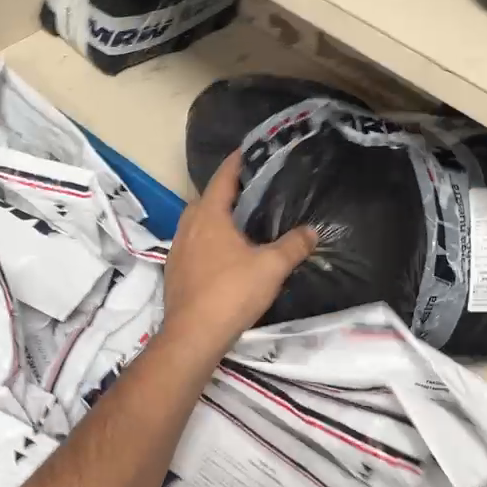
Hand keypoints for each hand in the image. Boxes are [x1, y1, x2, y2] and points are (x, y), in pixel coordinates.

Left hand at [159, 152, 317, 361]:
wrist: (193, 335)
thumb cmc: (231, 293)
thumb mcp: (271, 267)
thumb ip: (293, 246)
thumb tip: (312, 231)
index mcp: (208, 215)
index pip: (223, 177)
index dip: (237, 162)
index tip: (250, 152)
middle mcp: (187, 226)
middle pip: (208, 199)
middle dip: (228, 192)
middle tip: (253, 192)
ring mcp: (177, 250)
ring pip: (198, 224)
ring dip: (216, 219)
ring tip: (241, 223)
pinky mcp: (174, 272)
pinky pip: (193, 246)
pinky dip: (208, 242)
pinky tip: (224, 255)